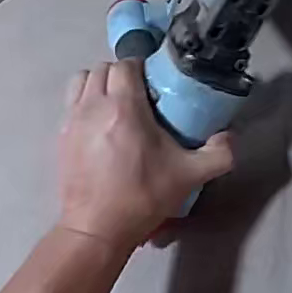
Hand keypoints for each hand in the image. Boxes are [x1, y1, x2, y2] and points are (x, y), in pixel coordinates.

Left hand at [57, 59, 234, 248]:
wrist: (97, 228)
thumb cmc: (142, 197)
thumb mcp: (190, 176)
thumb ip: (219, 154)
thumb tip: (230, 138)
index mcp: (124, 108)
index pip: (126, 65)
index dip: (141, 67)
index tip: (154, 82)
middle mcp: (94, 106)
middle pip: (103, 68)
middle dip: (121, 73)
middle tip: (139, 93)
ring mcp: (72, 120)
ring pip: (81, 80)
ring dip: (99, 83)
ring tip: (116, 103)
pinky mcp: (60, 135)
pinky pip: (70, 102)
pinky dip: (84, 101)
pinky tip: (99, 124)